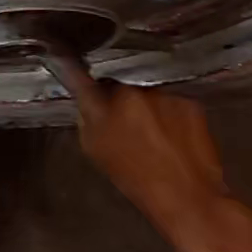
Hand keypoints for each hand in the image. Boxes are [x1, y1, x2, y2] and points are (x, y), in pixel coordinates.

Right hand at [55, 57, 235, 241]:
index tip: (62, 53)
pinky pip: (171, 99)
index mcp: (101, 106)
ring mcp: (161, 93)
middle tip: (126, 122)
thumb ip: (87, 120)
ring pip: (146, 91)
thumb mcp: (97, 152)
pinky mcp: (188, 99)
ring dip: (146, 105)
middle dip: (118, 98)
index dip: (69, 65)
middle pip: (117, 85)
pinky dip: (170, 112)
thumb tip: (88, 102)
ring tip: (155, 133)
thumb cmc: (136, 181)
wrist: (189, 199)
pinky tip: (175, 134)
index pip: (78, 76)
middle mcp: (129, 91)